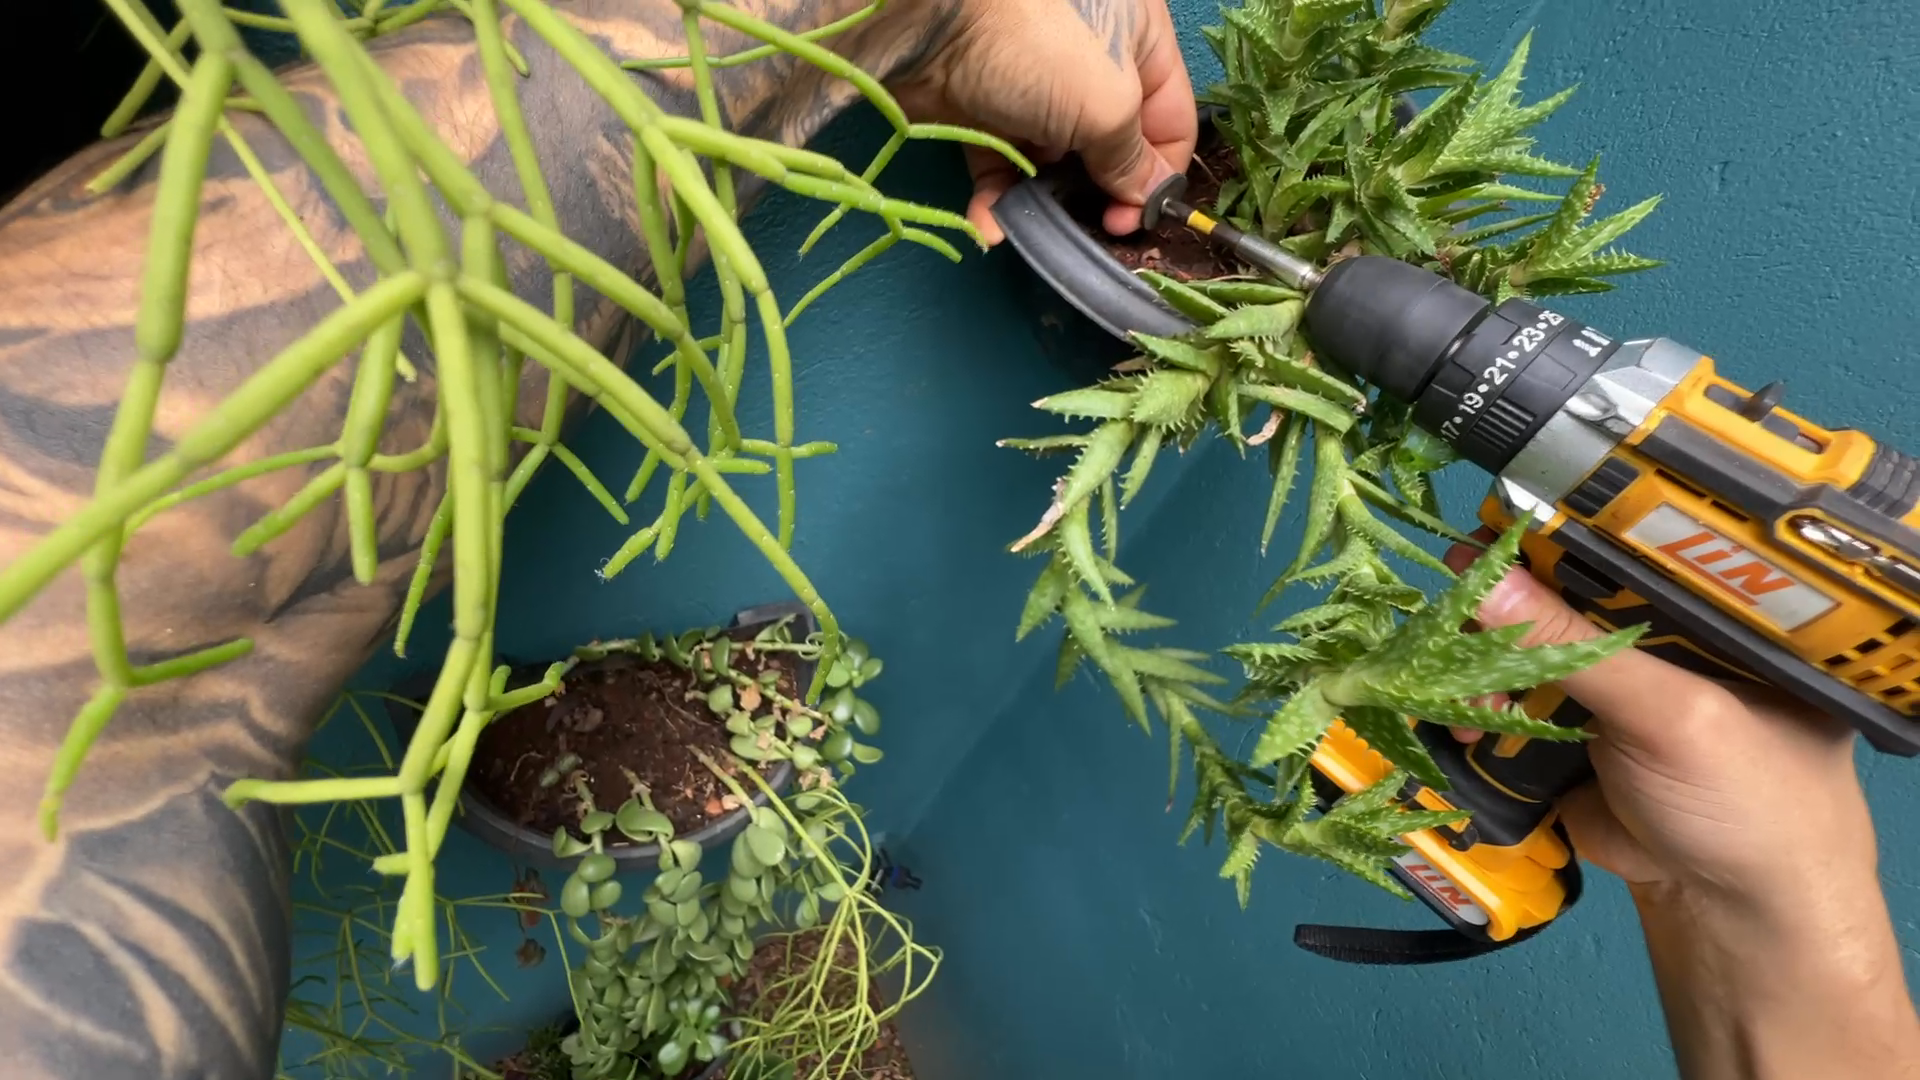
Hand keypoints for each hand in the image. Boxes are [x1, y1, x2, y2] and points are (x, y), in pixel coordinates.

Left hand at [888, 0, 1196, 243]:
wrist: (929, 20)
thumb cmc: (1037, 45)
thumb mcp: (1106, 103)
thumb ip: (1132, 156)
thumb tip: (1149, 196)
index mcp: (1139, 41)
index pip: (1170, 120)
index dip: (1158, 176)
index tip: (1131, 221)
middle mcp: (1090, 65)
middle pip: (1111, 149)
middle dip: (1099, 196)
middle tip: (1087, 230)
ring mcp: (1036, 92)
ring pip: (1054, 166)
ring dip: (1045, 206)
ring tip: (1034, 227)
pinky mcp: (986, 115)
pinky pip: (1001, 169)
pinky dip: (996, 201)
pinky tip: (988, 226)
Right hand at [1444, 535, 1919, 1077]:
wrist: (1722, 909)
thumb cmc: (1743, 804)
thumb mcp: (1666, 714)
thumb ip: (1570, 645)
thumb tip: (1479, 577)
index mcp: (1701, 614)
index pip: (1614, 550)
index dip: (1548, 539)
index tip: (1484, 544)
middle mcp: (1646, 635)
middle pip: (1546, 595)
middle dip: (1493, 614)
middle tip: (1451, 626)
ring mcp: (1596, 678)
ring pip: (1509, 645)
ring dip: (1474, 670)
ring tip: (1469, 706)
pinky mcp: (1556, 717)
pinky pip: (1496, 692)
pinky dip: (1471, 704)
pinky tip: (1468, 725)